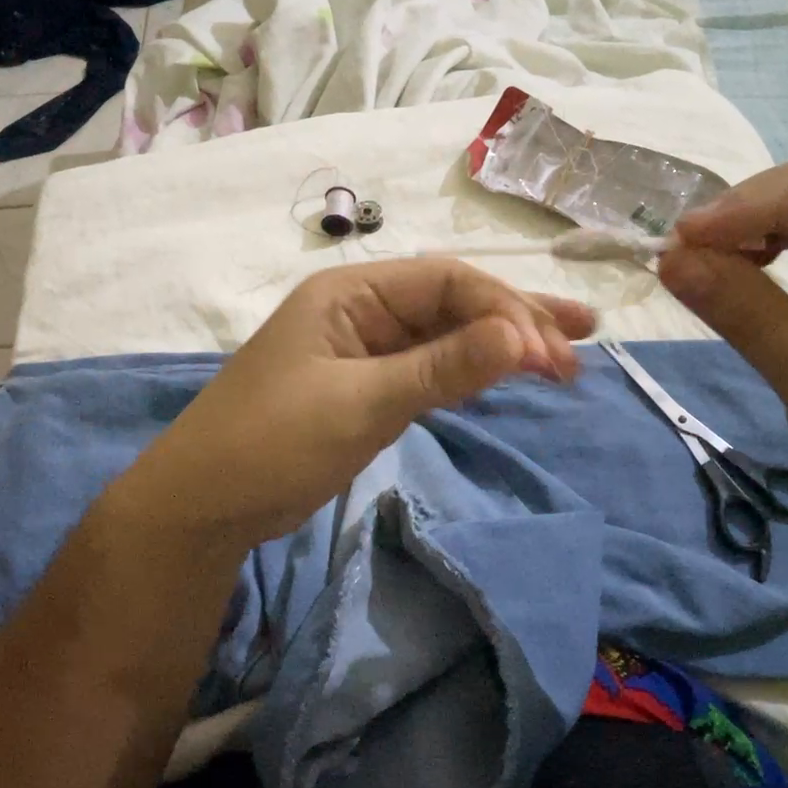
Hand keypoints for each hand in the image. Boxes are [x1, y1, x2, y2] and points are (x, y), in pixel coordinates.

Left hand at [109, 259, 596, 550]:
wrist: (205, 504)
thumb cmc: (271, 445)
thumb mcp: (359, 404)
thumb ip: (440, 369)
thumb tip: (520, 334)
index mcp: (350, 294)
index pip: (447, 283)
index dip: (504, 312)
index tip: (549, 355)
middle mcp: (360, 311)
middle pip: (452, 303)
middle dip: (516, 320)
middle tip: (583, 342)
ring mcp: (362, 351)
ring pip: (445, 336)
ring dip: (501, 344)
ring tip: (567, 351)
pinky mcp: (364, 388)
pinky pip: (427, 369)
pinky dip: (469, 372)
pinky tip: (506, 371)